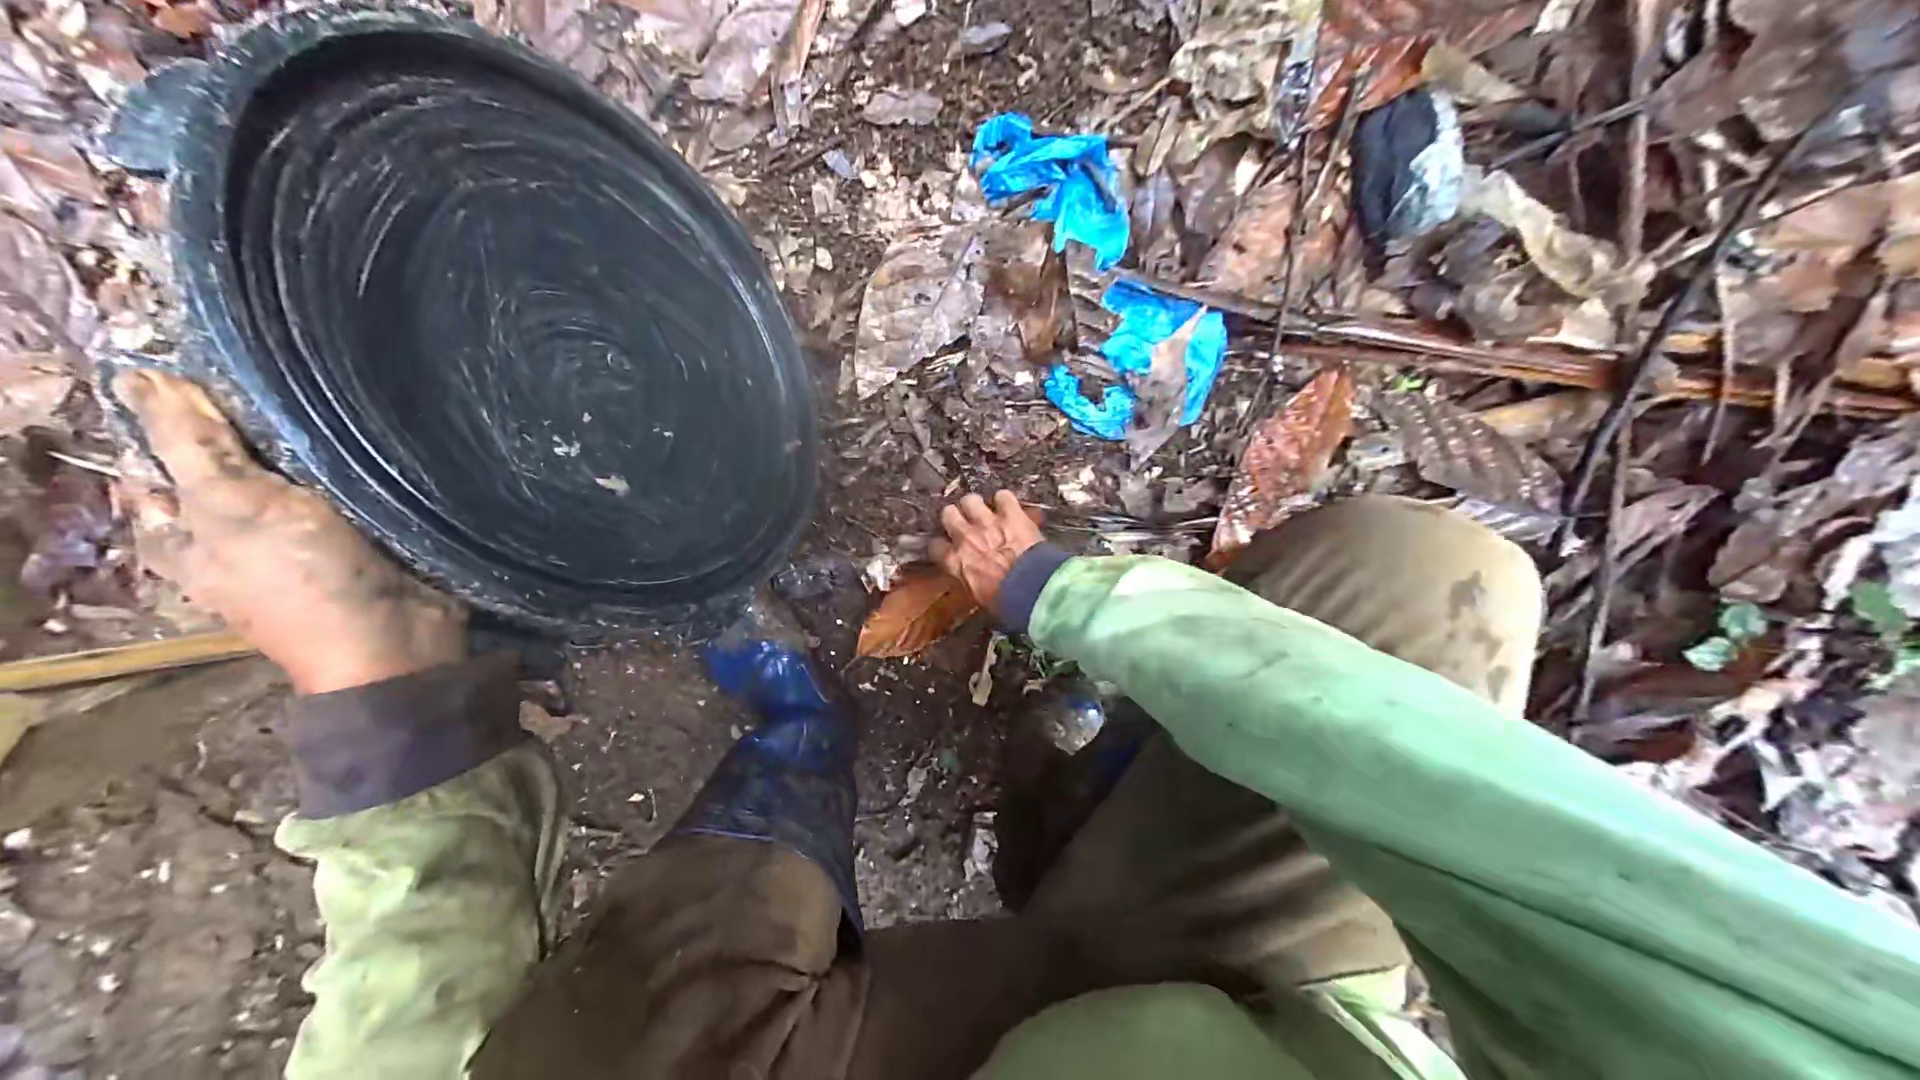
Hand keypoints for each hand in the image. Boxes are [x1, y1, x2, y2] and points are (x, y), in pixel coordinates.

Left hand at [115, 370, 466, 693]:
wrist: (396, 639)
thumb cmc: (303, 582)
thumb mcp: (234, 509)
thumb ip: (192, 447)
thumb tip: (138, 376)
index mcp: (182, 529)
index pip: (160, 458)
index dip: (174, 414)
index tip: (213, 372)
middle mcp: (235, 531)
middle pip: (231, 463)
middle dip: (251, 426)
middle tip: (285, 380)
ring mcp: (302, 537)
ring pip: (295, 476)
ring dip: (311, 447)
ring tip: (333, 401)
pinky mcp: (360, 539)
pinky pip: (348, 493)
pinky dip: (355, 470)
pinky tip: (370, 445)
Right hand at [931, 490, 1043, 610]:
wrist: (1033, 589)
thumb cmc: (1007, 601)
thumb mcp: (979, 596)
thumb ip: (970, 578)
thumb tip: (975, 577)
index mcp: (956, 562)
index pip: (936, 546)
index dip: (942, 544)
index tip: (947, 546)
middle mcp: (966, 537)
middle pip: (948, 514)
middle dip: (956, 517)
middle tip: (965, 522)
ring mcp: (988, 522)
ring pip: (971, 500)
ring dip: (977, 505)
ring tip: (985, 511)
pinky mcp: (1011, 514)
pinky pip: (1003, 496)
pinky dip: (1006, 500)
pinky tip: (1009, 506)